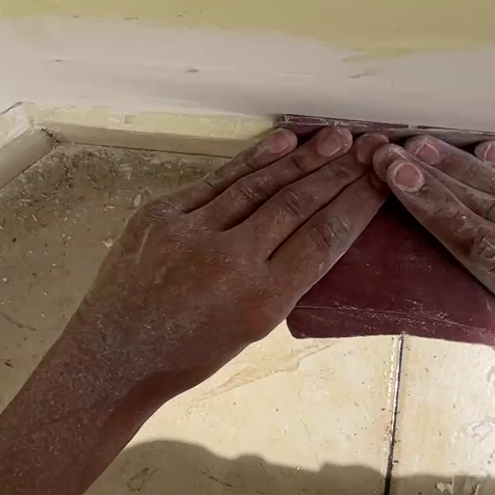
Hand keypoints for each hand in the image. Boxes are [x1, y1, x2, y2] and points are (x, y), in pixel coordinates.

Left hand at [50, 125, 385, 411]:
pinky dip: (251, 161)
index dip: (356, 205)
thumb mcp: (250, 330)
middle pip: (295, 204)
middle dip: (337, 173)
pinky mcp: (160, 214)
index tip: (380, 179)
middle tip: (367, 147)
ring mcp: (190, 232)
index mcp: (259, 302)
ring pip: (258, 185)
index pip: (322, 240)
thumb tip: (314, 227)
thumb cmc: (187, 354)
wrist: (113, 356)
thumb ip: (282, 280)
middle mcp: (229, 262)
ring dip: (300, 159)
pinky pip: (216, 181)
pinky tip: (280, 142)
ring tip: (334, 137)